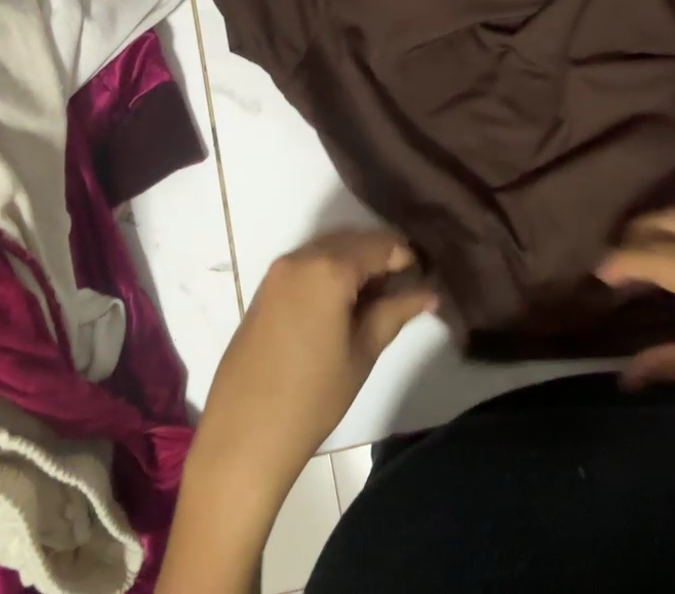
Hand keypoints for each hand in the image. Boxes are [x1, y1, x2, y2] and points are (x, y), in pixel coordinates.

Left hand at [194, 228, 437, 484]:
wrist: (244, 432)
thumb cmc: (313, 396)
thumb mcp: (363, 352)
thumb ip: (396, 312)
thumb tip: (429, 292)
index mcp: (328, 268)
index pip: (381, 244)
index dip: (408, 257)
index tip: (427, 278)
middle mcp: (300, 257)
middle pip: (353, 241)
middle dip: (383, 258)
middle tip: (408, 289)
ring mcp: (277, 271)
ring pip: (329, 250)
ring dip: (356, 265)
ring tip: (379, 300)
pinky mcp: (265, 289)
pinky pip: (308, 265)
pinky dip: (331, 273)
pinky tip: (346, 304)